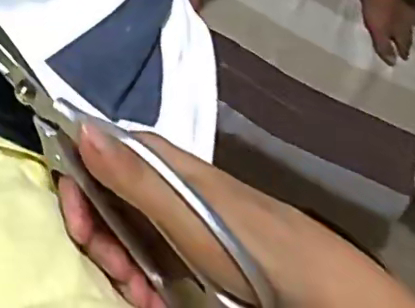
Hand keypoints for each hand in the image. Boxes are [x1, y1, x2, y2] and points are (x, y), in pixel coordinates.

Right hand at [58, 125, 414, 307]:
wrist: (339, 304)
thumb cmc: (257, 249)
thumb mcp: (190, 212)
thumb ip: (131, 172)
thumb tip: (75, 124)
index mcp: (156, 159)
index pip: (93, 153)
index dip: (77, 184)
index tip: (76, 224)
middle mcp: (161, 183)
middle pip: (104, 196)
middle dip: (97, 233)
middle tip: (110, 268)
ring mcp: (178, 220)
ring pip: (123, 232)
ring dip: (118, 263)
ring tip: (136, 294)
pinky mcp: (193, 255)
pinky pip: (150, 261)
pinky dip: (143, 283)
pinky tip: (152, 301)